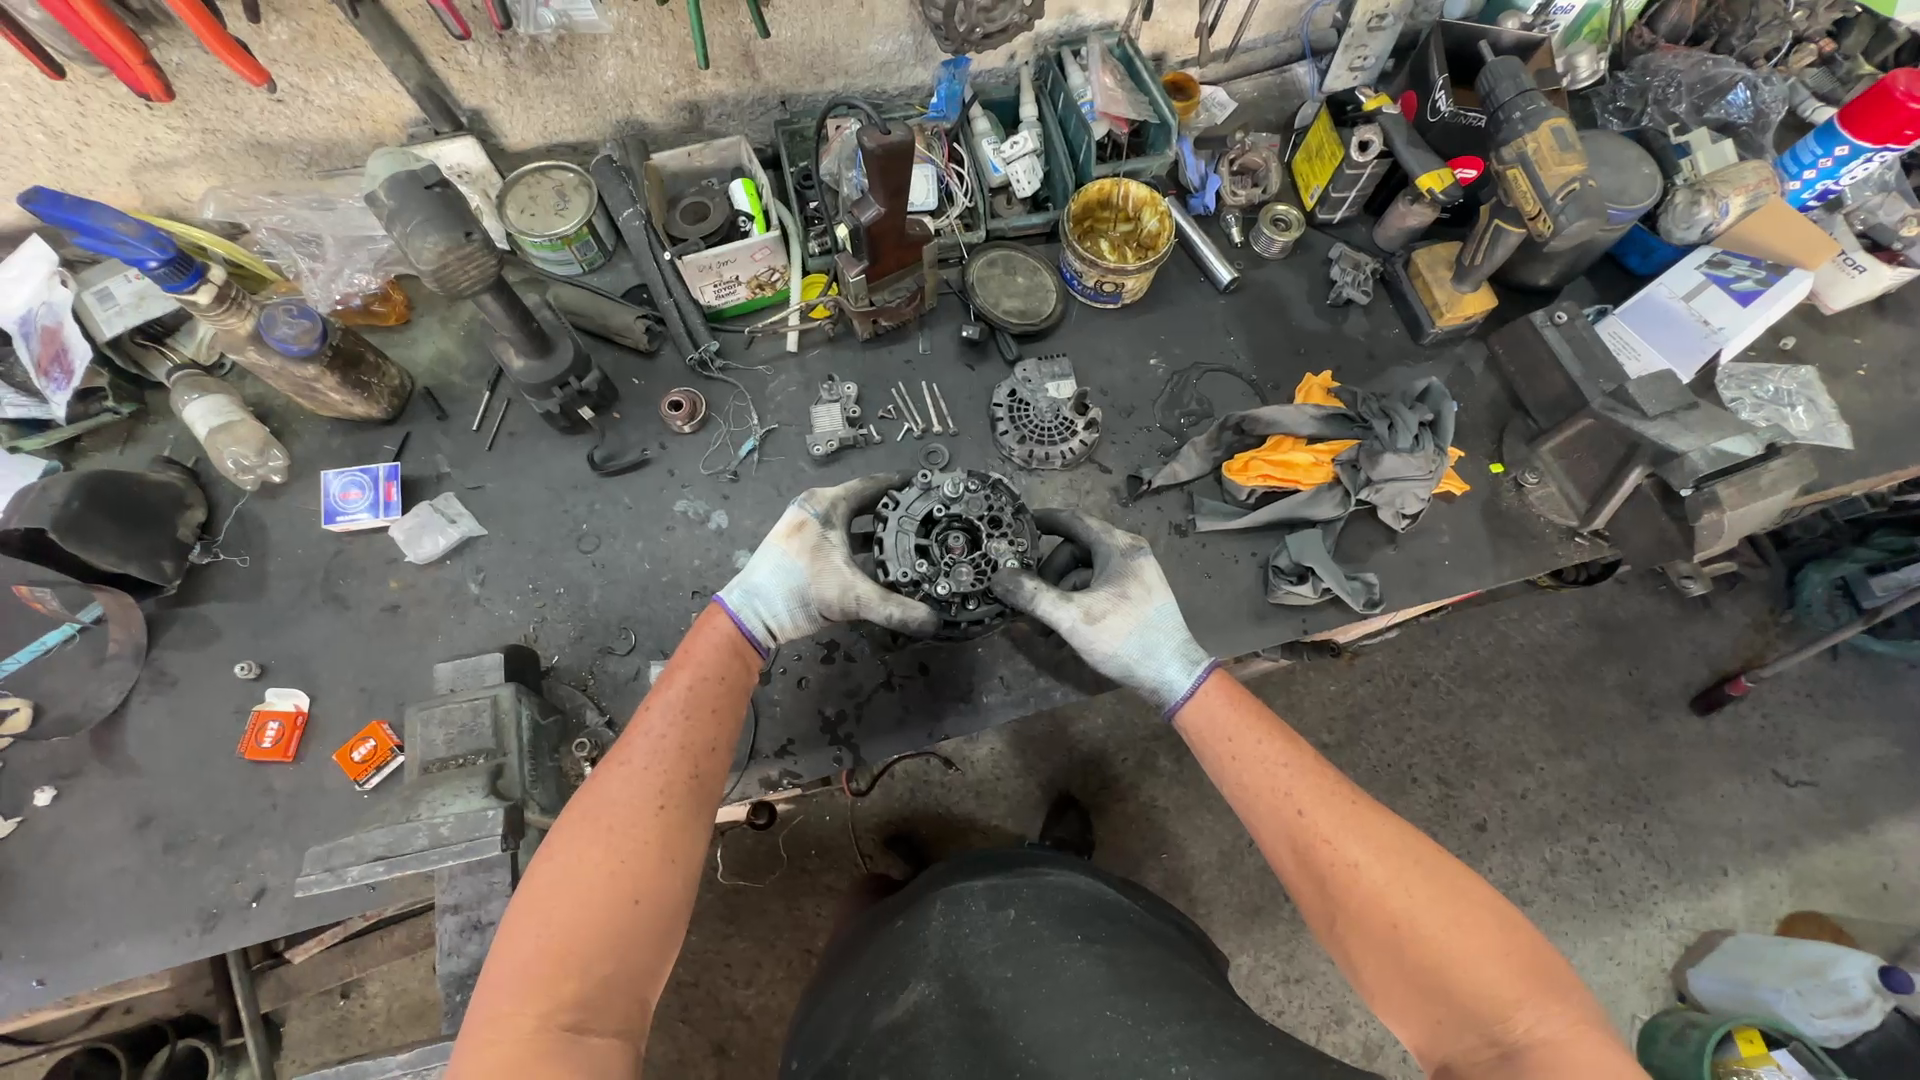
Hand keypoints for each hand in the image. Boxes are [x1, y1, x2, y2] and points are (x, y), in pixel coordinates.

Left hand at [716, 472, 939, 657]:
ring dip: (873, 527)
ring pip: (848, 519)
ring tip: (905, 536)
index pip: (873, 484)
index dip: (901, 485)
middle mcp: (815, 507)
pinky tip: (874, 558)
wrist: (750, 613)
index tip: (925, 487)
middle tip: (922, 515)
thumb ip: (895, 609)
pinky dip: (857, 541)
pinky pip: (837, 533)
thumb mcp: (852, 598)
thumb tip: (934, 622)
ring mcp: (804, 525)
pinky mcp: (799, 544)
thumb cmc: (799, 592)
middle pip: (862, 501)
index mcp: (828, 505)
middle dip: (891, 508)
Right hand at [991, 510, 1216, 717]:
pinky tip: (1062, 634)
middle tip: (1028, 601)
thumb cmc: (1126, 639)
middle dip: (1047, 576)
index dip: (1043, 520)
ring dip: (1059, 596)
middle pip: (1075, 551)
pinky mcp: (1136, 596)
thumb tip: (998, 577)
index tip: (1016, 525)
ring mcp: (1134, 575)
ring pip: (1084, 574)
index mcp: (1118, 547)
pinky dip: (1077, 605)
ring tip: (1042, 629)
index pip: (1073, 520)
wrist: (1173, 675)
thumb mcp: (1073, 617)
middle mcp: (1128, 553)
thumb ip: (1033, 595)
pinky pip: (1097, 589)